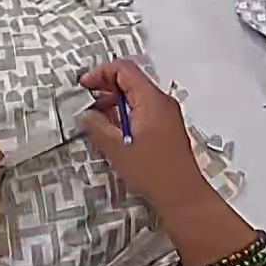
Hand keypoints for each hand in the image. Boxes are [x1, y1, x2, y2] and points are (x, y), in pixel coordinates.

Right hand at [79, 59, 257, 265]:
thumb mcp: (117, 148)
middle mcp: (161, 102)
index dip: (100, 73)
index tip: (84, 86)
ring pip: (135, 96)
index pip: (124, 70)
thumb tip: (85, 114)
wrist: (182, 194)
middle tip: (86, 102)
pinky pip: (142, 110)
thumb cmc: (153, 172)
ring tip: (96, 120)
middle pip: (130, 80)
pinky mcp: (166, 127)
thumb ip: (97, 126)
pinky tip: (113, 131)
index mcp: (151, 100)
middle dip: (105, 88)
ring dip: (114, 102)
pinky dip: (125, 113)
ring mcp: (166, 114)